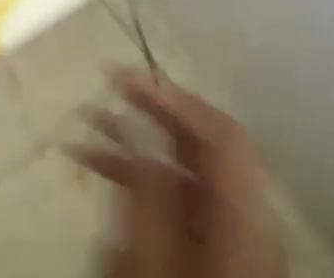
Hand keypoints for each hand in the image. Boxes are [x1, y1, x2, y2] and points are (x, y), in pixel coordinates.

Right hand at [75, 72, 286, 277]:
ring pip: (190, 171)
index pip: (222, 135)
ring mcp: (234, 241)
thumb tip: (136, 129)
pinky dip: (142, 176)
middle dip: (153, 112)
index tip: (120, 75)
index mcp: (242, 222)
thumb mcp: (145, 265)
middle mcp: (248, 224)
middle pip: (209, 148)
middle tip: (104, 86)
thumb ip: (145, 193)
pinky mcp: (216, 256)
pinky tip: (97, 167)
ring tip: (86, 124)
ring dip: (139, 141)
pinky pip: (182, 199)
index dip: (174, 96)